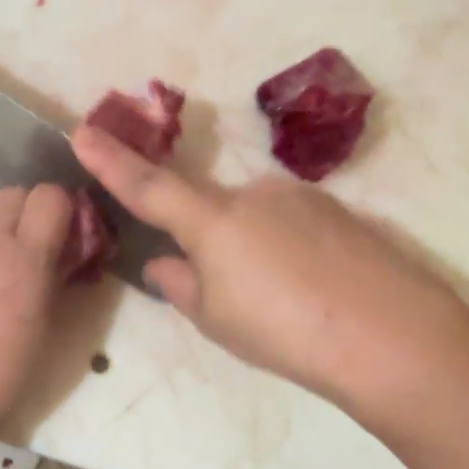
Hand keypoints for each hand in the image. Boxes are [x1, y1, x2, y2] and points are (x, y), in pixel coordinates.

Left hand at [0, 184, 72, 435]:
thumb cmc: (7, 373)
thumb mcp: (49, 325)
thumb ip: (62, 277)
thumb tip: (73, 253)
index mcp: (23, 259)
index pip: (50, 196)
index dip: (66, 211)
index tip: (71, 237)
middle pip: (17, 192)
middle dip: (36, 210)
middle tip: (44, 245)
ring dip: (7, 219)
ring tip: (14, 255)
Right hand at [71, 125, 468, 398]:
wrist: (387, 334)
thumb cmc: (280, 331)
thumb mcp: (214, 319)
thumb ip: (180, 285)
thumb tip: (163, 263)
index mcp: (214, 220)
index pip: (149, 187)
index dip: (112, 163)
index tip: (82, 133)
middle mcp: (255, 194)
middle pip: (208, 211)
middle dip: (203, 246)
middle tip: (222, 299)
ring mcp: (301, 198)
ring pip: (250, 221)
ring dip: (245, 254)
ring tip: (269, 306)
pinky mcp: (337, 212)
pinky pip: (287, 227)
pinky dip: (280, 255)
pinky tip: (301, 293)